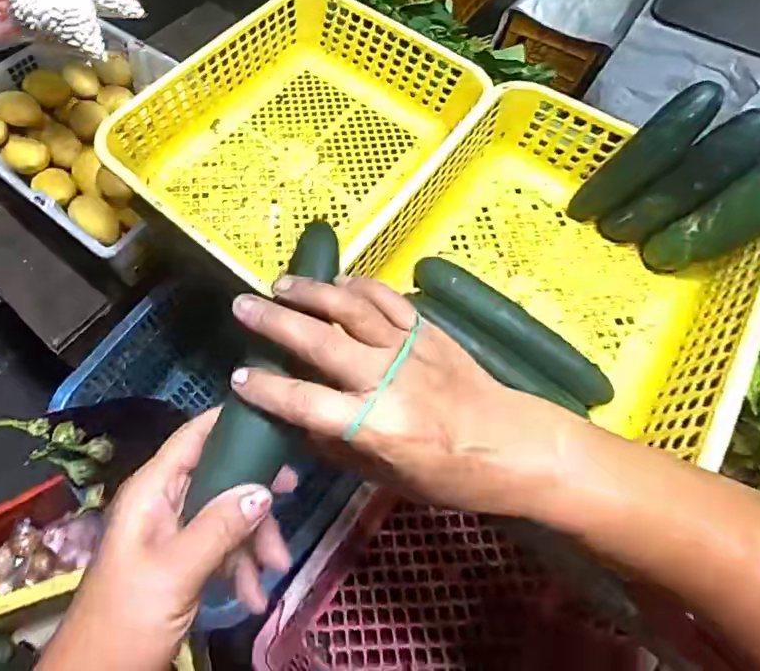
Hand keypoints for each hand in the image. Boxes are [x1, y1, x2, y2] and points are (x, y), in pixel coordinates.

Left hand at [40, 409, 293, 670]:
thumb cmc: (129, 612)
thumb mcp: (176, 569)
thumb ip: (218, 526)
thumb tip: (261, 488)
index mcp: (151, 489)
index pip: (191, 438)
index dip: (224, 422)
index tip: (267, 417)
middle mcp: (161, 502)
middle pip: (215, 477)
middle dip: (250, 495)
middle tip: (291, 497)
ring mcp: (171, 533)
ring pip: (222, 515)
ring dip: (250, 541)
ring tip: (272, 573)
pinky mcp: (180, 564)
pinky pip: (217, 549)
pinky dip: (238, 567)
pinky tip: (252, 598)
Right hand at [229, 275, 594, 518]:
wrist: (521, 446)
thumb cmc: (452, 475)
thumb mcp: (390, 478)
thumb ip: (338, 447)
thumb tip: (293, 421)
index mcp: (378, 425)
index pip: (307, 403)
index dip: (267, 390)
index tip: (237, 377)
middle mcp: (387, 380)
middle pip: (319, 342)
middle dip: (274, 321)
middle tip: (242, 305)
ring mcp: (407, 348)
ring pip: (349, 309)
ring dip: (310, 292)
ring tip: (279, 284)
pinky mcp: (426, 330)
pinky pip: (386, 298)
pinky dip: (357, 285)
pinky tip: (335, 281)